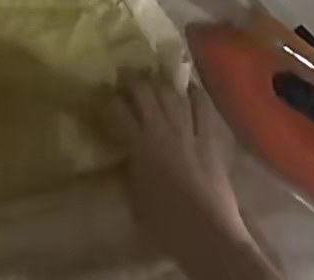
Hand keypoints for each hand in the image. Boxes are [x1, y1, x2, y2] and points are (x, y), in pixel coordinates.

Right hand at [107, 74, 278, 279]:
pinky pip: (202, 108)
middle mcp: (160, 130)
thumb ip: (130, 167)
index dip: (108, 98)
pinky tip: (189, 86)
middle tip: (126, 76)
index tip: (103, 95)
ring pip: (170, 94)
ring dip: (160, 82)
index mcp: (139, 145)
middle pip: (143, 91)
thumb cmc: (168, 223)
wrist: (209, 236)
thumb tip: (127, 153)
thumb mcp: (137, 195)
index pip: (117, 109)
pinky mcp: (208, 139)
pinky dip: (195, 94)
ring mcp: (186, 131)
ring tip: (153, 76)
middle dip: (132, 79)